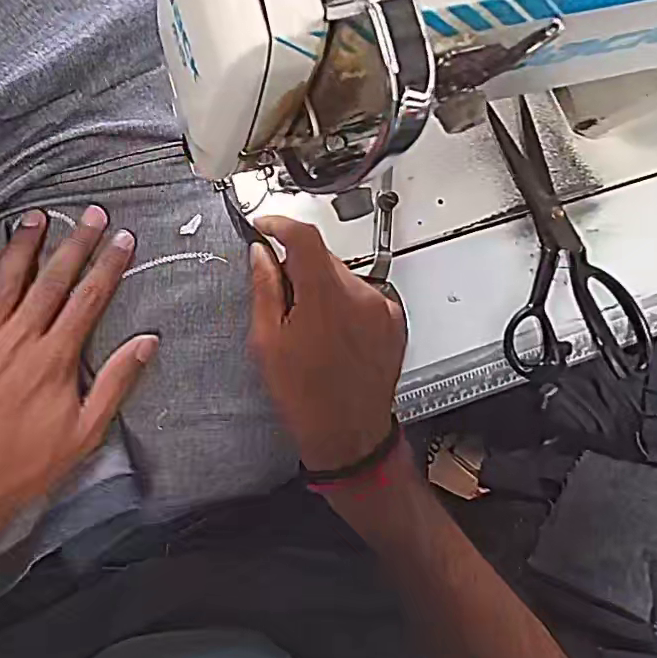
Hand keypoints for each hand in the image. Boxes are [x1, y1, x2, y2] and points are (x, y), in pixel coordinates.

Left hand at [0, 205, 157, 595]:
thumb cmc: (24, 467)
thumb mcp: (84, 434)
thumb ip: (115, 383)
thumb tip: (147, 342)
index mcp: (54, 358)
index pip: (89, 299)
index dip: (109, 265)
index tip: (123, 238)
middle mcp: (19, 338)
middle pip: (53, 279)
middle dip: (76, 243)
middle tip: (91, 213)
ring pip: (6, 280)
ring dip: (24, 245)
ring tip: (37, 216)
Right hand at [246, 215, 405, 470]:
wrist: (348, 433)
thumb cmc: (307, 397)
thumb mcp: (267, 341)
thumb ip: (265, 288)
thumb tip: (261, 253)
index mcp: (325, 297)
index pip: (304, 236)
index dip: (280, 224)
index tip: (266, 226)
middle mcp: (360, 296)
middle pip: (323, 255)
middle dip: (299, 267)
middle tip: (282, 298)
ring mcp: (382, 308)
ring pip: (342, 275)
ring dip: (322, 286)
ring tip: (310, 327)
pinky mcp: (394, 320)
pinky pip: (362, 294)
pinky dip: (344, 302)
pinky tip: (332, 334)